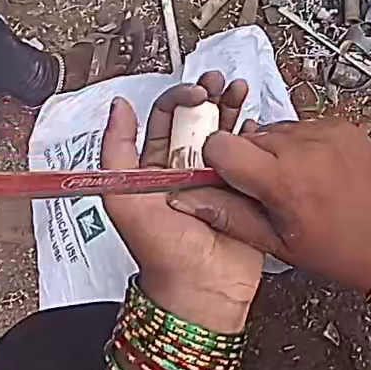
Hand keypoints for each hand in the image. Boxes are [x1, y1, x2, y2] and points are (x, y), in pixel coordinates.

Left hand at [101, 72, 260, 330]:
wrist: (202, 287)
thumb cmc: (161, 251)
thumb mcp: (124, 198)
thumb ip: (116, 151)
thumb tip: (117, 107)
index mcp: (156, 165)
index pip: (166, 117)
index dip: (180, 99)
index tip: (195, 94)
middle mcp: (186, 167)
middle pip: (198, 119)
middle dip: (210, 95)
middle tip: (220, 82)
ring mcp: (216, 177)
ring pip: (224, 133)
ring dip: (232, 109)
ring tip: (239, 91)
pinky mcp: (242, 190)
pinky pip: (249, 157)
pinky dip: (253, 138)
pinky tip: (254, 126)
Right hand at [169, 120, 370, 291]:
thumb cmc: (341, 249)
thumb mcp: (279, 244)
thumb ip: (230, 216)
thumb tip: (190, 201)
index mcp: (284, 180)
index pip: (222, 145)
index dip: (217, 161)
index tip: (227, 178)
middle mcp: (304, 147)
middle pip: (248, 136)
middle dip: (249, 160)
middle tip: (267, 189)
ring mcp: (326, 131)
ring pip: (275, 130)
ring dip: (275, 151)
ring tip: (296, 181)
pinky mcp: (341, 124)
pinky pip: (302, 126)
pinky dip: (300, 145)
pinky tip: (315, 171)